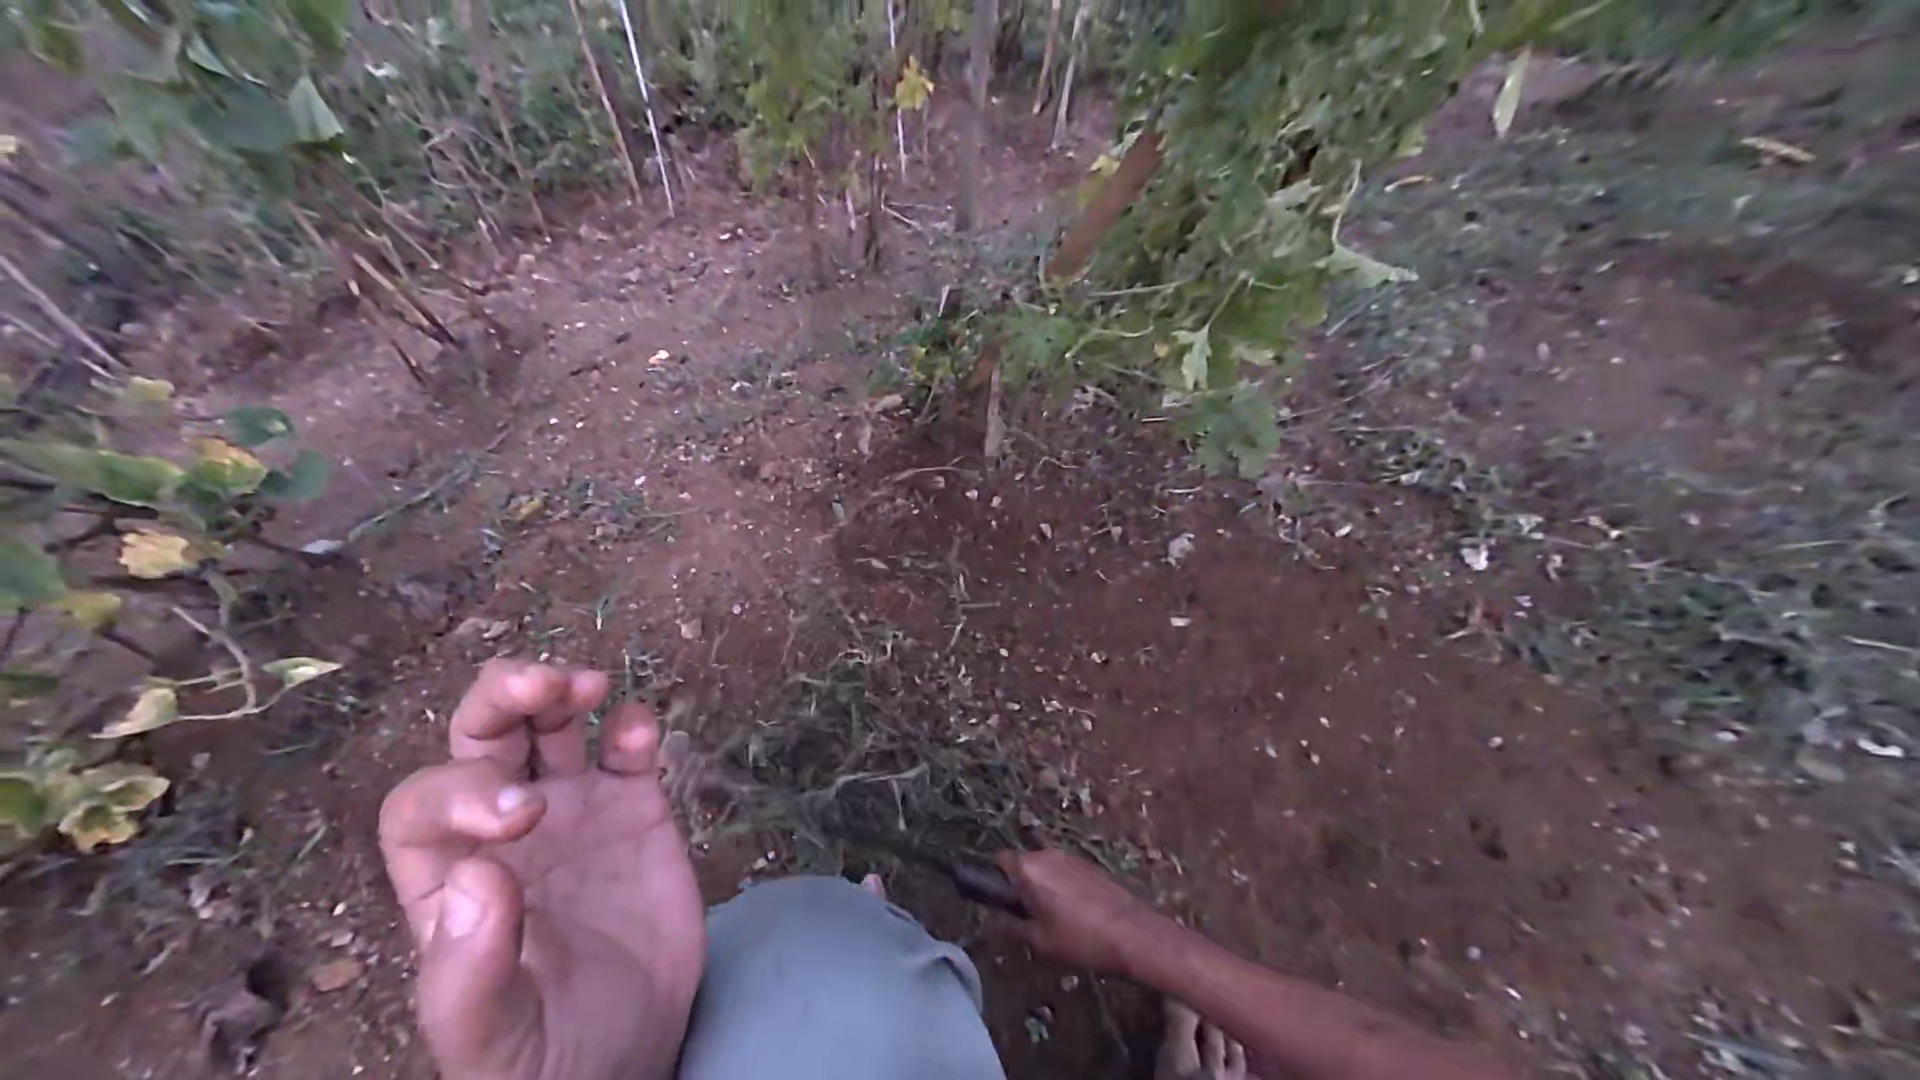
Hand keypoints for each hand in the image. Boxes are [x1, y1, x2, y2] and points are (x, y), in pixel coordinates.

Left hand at [379, 660, 704, 1079]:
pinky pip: (629, 751)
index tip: (525, 817)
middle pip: (486, 735)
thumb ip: (470, 974)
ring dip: (564, 691)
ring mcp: (577, 809)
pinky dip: (633, 727)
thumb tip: (477, 876)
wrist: (637, 1048)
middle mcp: (509, 827)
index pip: (428, 804)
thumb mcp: (492, 1041)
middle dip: (507, 695)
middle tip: (548, 684)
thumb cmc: (546, 1055)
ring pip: (555, 725)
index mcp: (452, 877)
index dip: (465, 792)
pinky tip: (639, 730)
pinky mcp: (636, 805)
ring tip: (588, 685)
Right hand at [997, 849, 1157, 975]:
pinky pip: (1064, 871)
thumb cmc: (1080, 938)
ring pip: (1045, 868)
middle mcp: (1046, 854)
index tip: (1003, 901)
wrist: (1132, 932)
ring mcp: (1070, 856)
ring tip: (1057, 918)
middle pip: (1023, 864)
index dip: (996, 879)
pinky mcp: (1089, 864)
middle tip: (1030, 917)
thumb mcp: (1039, 942)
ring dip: (1044, 886)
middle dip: (1022, 885)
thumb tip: (992, 918)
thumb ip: (1010, 926)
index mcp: (1029, 869)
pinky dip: (1063, 886)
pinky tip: (1077, 913)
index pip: (1000, 859)